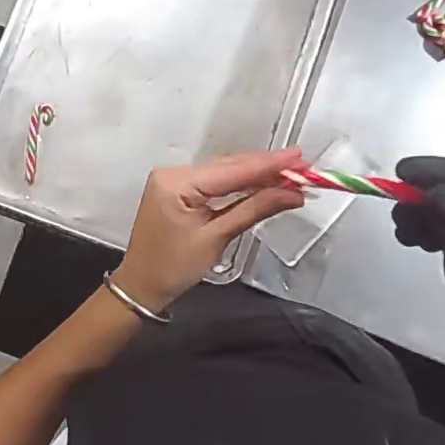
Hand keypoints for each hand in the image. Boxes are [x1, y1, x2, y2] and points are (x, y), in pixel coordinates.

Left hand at [111, 149, 305, 313]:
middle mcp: (173, 173)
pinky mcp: (177, 190)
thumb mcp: (216, 237)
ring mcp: (173, 180)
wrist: (141, 286)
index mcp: (177, 182)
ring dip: (255, 174)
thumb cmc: (173, 267)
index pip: (232, 170)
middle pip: (228, 166)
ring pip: (222, 172)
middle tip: (303, 167)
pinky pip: (213, 182)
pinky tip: (262, 182)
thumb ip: (254, 209)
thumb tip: (293, 194)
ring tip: (291, 173)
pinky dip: (238, 184)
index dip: (269, 165)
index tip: (301, 158)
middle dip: (266, 168)